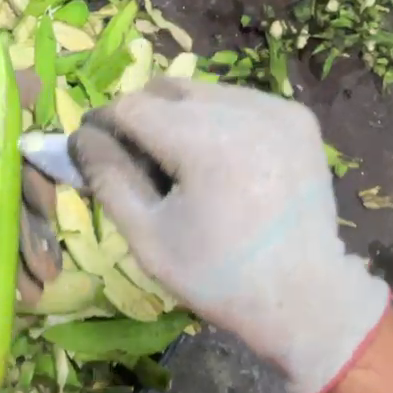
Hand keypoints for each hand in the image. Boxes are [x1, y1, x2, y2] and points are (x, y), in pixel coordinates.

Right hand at [70, 77, 389, 392]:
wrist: (311, 302)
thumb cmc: (221, 278)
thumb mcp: (149, 239)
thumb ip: (108, 179)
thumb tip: (80, 136)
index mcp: (205, 141)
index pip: (131, 106)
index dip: (106, 125)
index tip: (95, 149)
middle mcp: (242, 110)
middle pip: (165, 89)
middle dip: (142, 118)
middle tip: (140, 161)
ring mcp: (274, 108)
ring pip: (199, 90)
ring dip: (178, 115)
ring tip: (184, 163)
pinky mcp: (296, 115)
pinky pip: (235, 99)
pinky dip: (216, 118)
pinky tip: (222, 159)